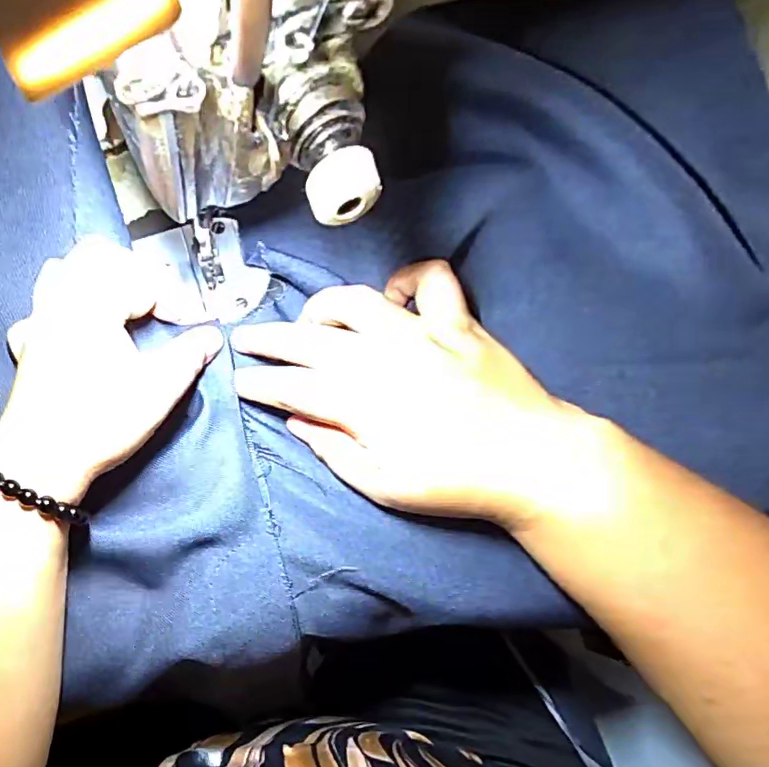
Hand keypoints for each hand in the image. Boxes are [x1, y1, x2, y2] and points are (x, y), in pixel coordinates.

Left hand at [0, 237, 223, 502]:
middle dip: (136, 273)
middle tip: (161, 304)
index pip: (142, 276)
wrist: (42, 460)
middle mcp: (61, 301)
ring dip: (99, 279)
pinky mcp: (29, 346)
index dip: (174, 297)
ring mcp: (39, 321)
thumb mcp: (159, 390)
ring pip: (64, 270)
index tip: (189, 323)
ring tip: (124, 308)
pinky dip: (64, 305)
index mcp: (94, 302)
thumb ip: (189, 355)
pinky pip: (42, 306)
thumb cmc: (97, 425)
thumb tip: (210, 338)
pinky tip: (79, 329)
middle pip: (98, 255)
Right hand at [232, 260, 611, 528]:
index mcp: (359, 402)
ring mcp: (420, 333)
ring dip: (323, 307)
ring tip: (310, 321)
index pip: (293, 386)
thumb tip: (297, 423)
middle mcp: (381, 357)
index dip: (261, 383)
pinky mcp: (457, 323)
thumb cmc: (452, 483)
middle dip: (270, 339)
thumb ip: (334, 450)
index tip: (240, 382)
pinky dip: (407, 280)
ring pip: (357, 300)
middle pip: (310, 339)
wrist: (528, 460)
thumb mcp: (382, 484)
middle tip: (247, 340)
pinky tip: (394, 297)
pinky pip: (430, 281)